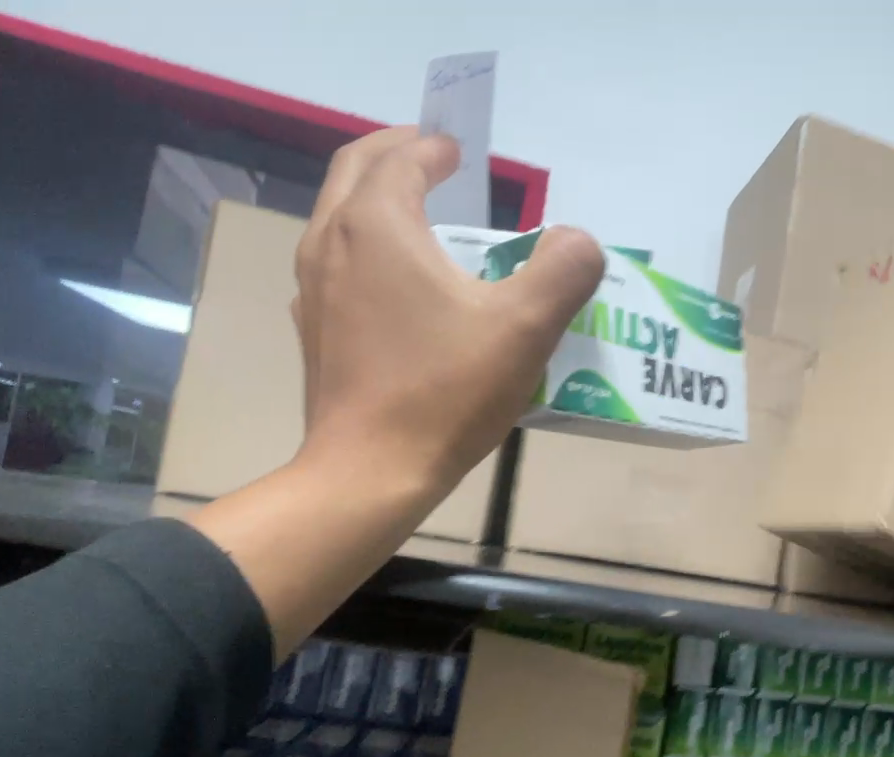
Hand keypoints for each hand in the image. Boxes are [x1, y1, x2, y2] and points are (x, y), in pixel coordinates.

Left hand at [189, 126, 603, 658]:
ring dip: (375, 201)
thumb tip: (580, 241)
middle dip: (394, 156)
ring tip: (419, 218)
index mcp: (378, 225)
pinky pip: (337, 265)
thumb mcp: (525, 329)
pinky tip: (396, 286)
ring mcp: (313, 288)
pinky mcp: (315, 330)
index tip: (459, 152)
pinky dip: (365, 249)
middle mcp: (331, 242)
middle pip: (355, 173)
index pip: (400, 158)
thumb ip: (563, 272)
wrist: (372, 470)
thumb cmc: (446, 392)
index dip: (432, 148)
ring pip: (339, 218)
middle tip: (430, 161)